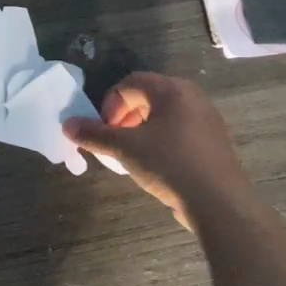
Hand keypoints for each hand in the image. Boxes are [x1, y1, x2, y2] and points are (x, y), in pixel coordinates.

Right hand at [63, 71, 249, 228]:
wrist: (218, 202)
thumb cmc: (168, 164)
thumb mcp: (124, 148)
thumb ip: (94, 134)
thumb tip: (67, 125)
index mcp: (173, 91)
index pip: (131, 83)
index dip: (109, 103)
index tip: (103, 128)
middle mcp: (193, 98)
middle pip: (148, 96)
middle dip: (124, 114)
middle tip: (114, 137)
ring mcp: (208, 120)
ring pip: (164, 114)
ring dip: (141, 128)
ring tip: (131, 152)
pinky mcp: (214, 142)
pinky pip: (180, 130)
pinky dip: (160, 139)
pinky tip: (154, 163)